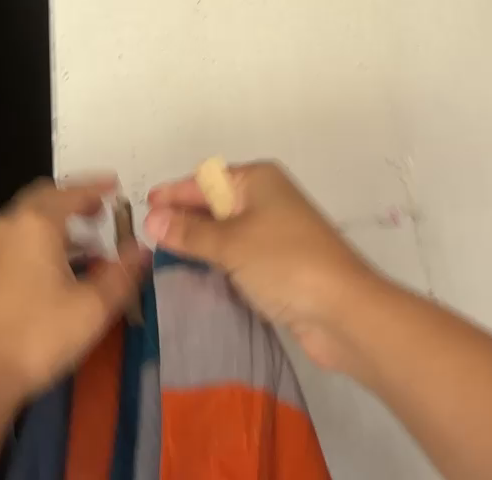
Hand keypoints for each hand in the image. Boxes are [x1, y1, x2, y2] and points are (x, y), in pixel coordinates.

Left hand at [0, 177, 148, 406]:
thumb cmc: (38, 335)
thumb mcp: (91, 308)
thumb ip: (122, 275)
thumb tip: (143, 249)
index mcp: (37, 222)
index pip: (72, 192)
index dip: (96, 188)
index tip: (116, 186)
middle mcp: (10, 224)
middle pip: (45, 197)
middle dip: (74, 199)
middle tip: (100, 210)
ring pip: (28, 219)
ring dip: (57, 222)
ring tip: (86, 244)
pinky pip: (16, 239)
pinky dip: (40, 239)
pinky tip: (56, 268)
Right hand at [146, 161, 382, 373]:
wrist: (345, 312)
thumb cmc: (286, 262)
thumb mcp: (230, 244)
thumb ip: (189, 232)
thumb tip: (151, 219)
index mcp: (257, 180)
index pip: (205, 179)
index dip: (174, 192)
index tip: (145, 204)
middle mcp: (267, 198)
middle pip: (215, 202)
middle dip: (184, 215)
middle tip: (149, 232)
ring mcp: (276, 232)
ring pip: (227, 230)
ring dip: (200, 239)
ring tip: (164, 251)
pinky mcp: (281, 264)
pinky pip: (239, 253)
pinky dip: (219, 259)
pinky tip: (198, 271)